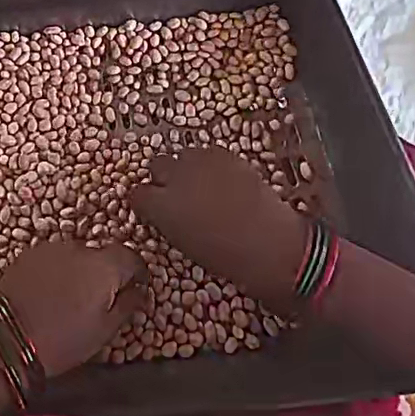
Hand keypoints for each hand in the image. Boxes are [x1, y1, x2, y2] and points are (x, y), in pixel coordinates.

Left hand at [0, 240, 146, 375]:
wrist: (8, 336)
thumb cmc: (63, 339)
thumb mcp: (105, 330)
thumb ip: (128, 304)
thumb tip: (141, 291)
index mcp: (104, 265)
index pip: (131, 256)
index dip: (137, 272)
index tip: (137, 288)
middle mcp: (79, 247)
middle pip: (102, 255)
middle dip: (105, 274)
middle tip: (100, 302)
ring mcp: (51, 247)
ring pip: (76, 256)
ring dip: (80, 271)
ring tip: (71, 301)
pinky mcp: (28, 253)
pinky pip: (53, 259)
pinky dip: (57, 271)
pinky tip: (50, 295)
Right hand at [129, 147, 306, 309]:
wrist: (277, 250)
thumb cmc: (229, 261)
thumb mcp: (188, 247)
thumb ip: (169, 224)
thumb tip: (165, 215)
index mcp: (162, 208)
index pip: (137, 194)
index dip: (143, 201)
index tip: (150, 208)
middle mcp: (177, 179)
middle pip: (157, 165)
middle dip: (162, 177)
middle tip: (174, 193)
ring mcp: (204, 165)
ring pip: (183, 155)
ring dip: (187, 167)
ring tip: (200, 182)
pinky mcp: (228, 157)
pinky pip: (209, 153)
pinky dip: (210, 163)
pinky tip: (220, 177)